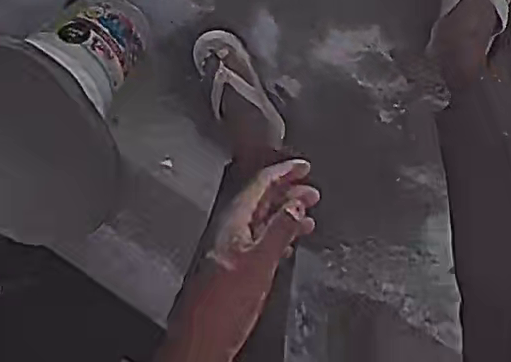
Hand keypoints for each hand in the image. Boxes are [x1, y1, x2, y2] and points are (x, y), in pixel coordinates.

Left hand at [157, 159, 318, 361]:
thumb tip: (295, 204)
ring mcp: (230, 248)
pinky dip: (279, 236)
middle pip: (262, 199)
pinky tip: (289, 245)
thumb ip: (279, 230)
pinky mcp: (232, 267)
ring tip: (308, 216)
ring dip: (286, 215)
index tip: (303, 167)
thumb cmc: (222, 306)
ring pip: (262, 219)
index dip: (284, 171)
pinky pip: (260, 239)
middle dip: (289, 192)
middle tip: (311, 191)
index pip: (261, 182)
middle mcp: (230, 228)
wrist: (198, 343)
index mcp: (234, 219)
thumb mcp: (259, 263)